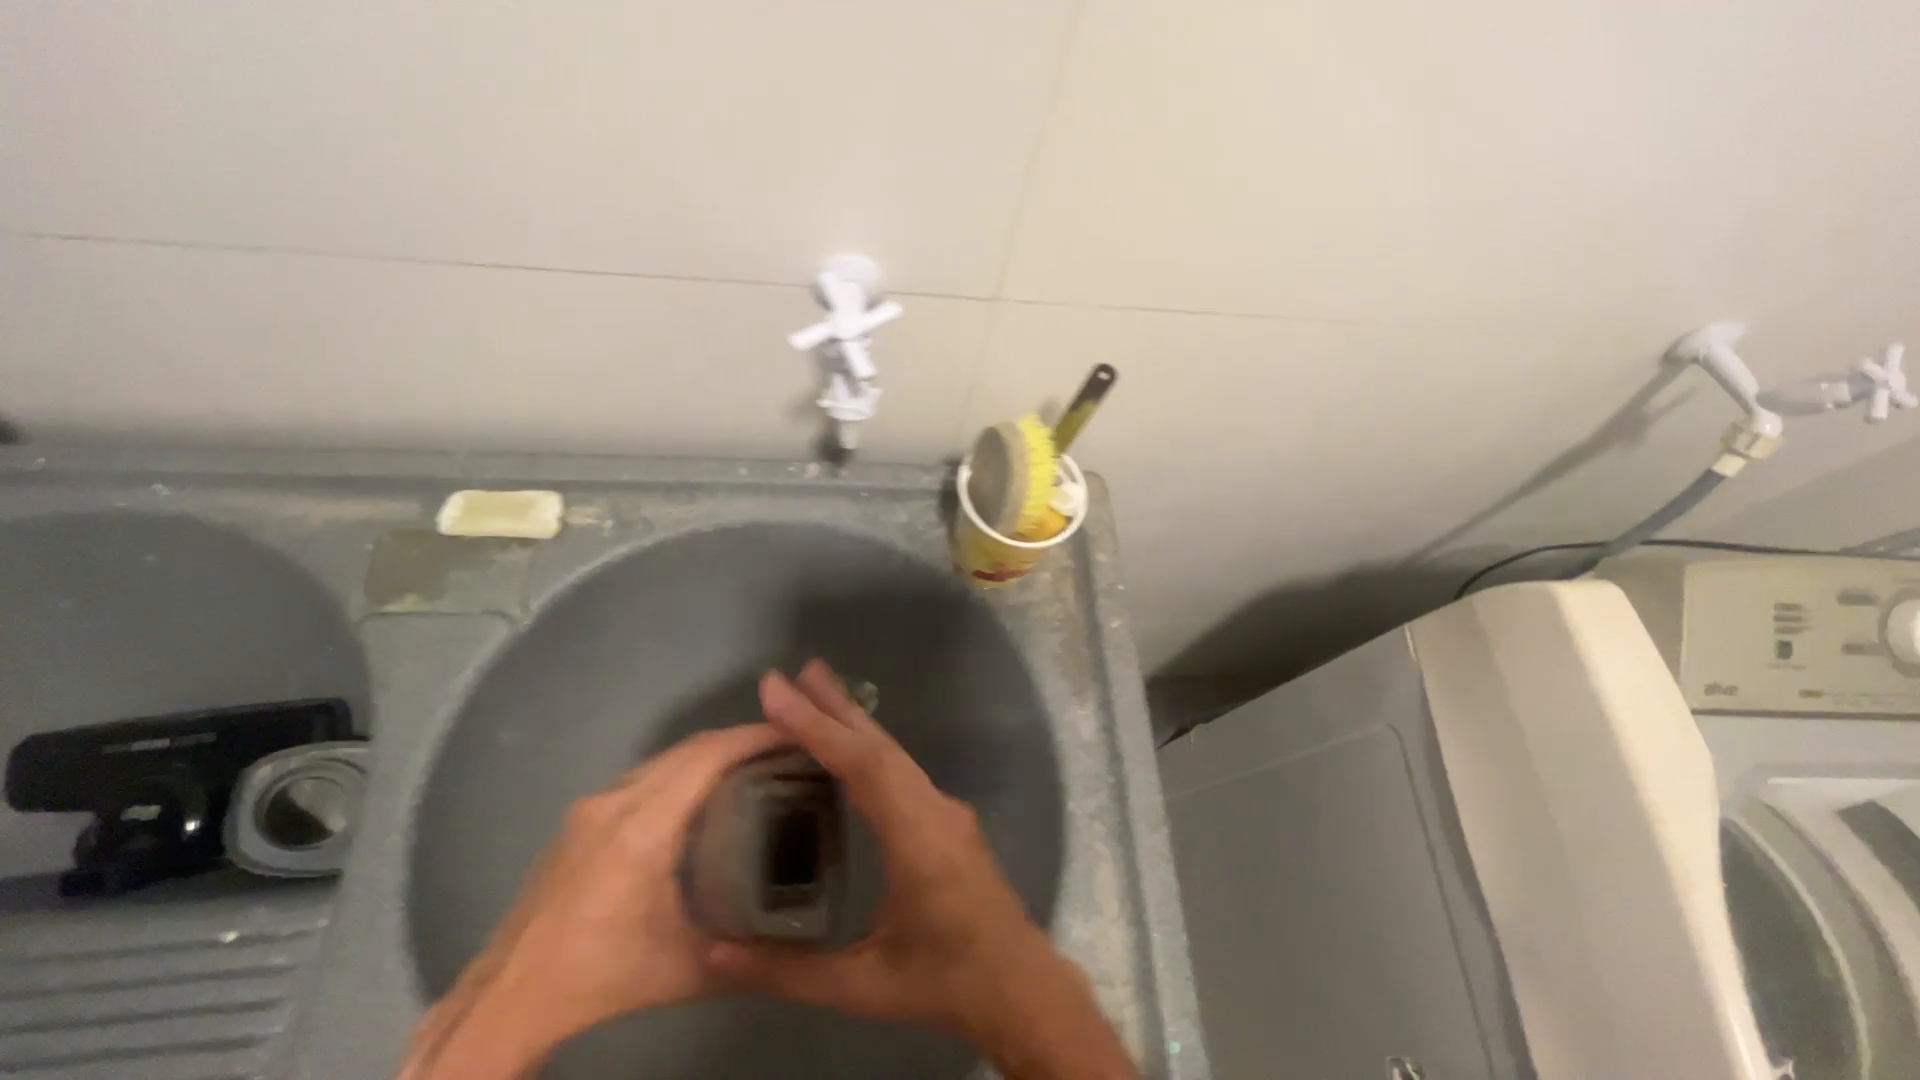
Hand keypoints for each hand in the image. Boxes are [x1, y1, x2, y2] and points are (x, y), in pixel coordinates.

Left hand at [399, 722, 786, 1079]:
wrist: (510, 997)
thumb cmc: (602, 978)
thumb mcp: (688, 969)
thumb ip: (749, 949)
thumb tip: (802, 937)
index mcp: (642, 829)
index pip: (706, 758)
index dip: (753, 738)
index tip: (795, 733)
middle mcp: (614, 803)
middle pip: (687, 750)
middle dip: (739, 741)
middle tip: (787, 749)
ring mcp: (591, 807)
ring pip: (662, 760)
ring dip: (709, 755)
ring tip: (754, 766)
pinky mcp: (579, 819)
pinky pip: (642, 776)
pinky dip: (681, 771)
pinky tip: (702, 794)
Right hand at [710, 662, 1135, 1079]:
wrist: (1023, 988)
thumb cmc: (946, 982)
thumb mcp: (863, 986)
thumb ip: (787, 972)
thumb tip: (710, 955)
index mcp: (917, 839)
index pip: (862, 766)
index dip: (817, 726)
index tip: (777, 691)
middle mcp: (935, 811)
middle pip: (880, 747)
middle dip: (834, 707)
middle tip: (795, 672)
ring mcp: (947, 812)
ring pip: (895, 754)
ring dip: (854, 722)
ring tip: (817, 690)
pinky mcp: (949, 822)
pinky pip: (903, 770)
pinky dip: (870, 748)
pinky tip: (851, 748)